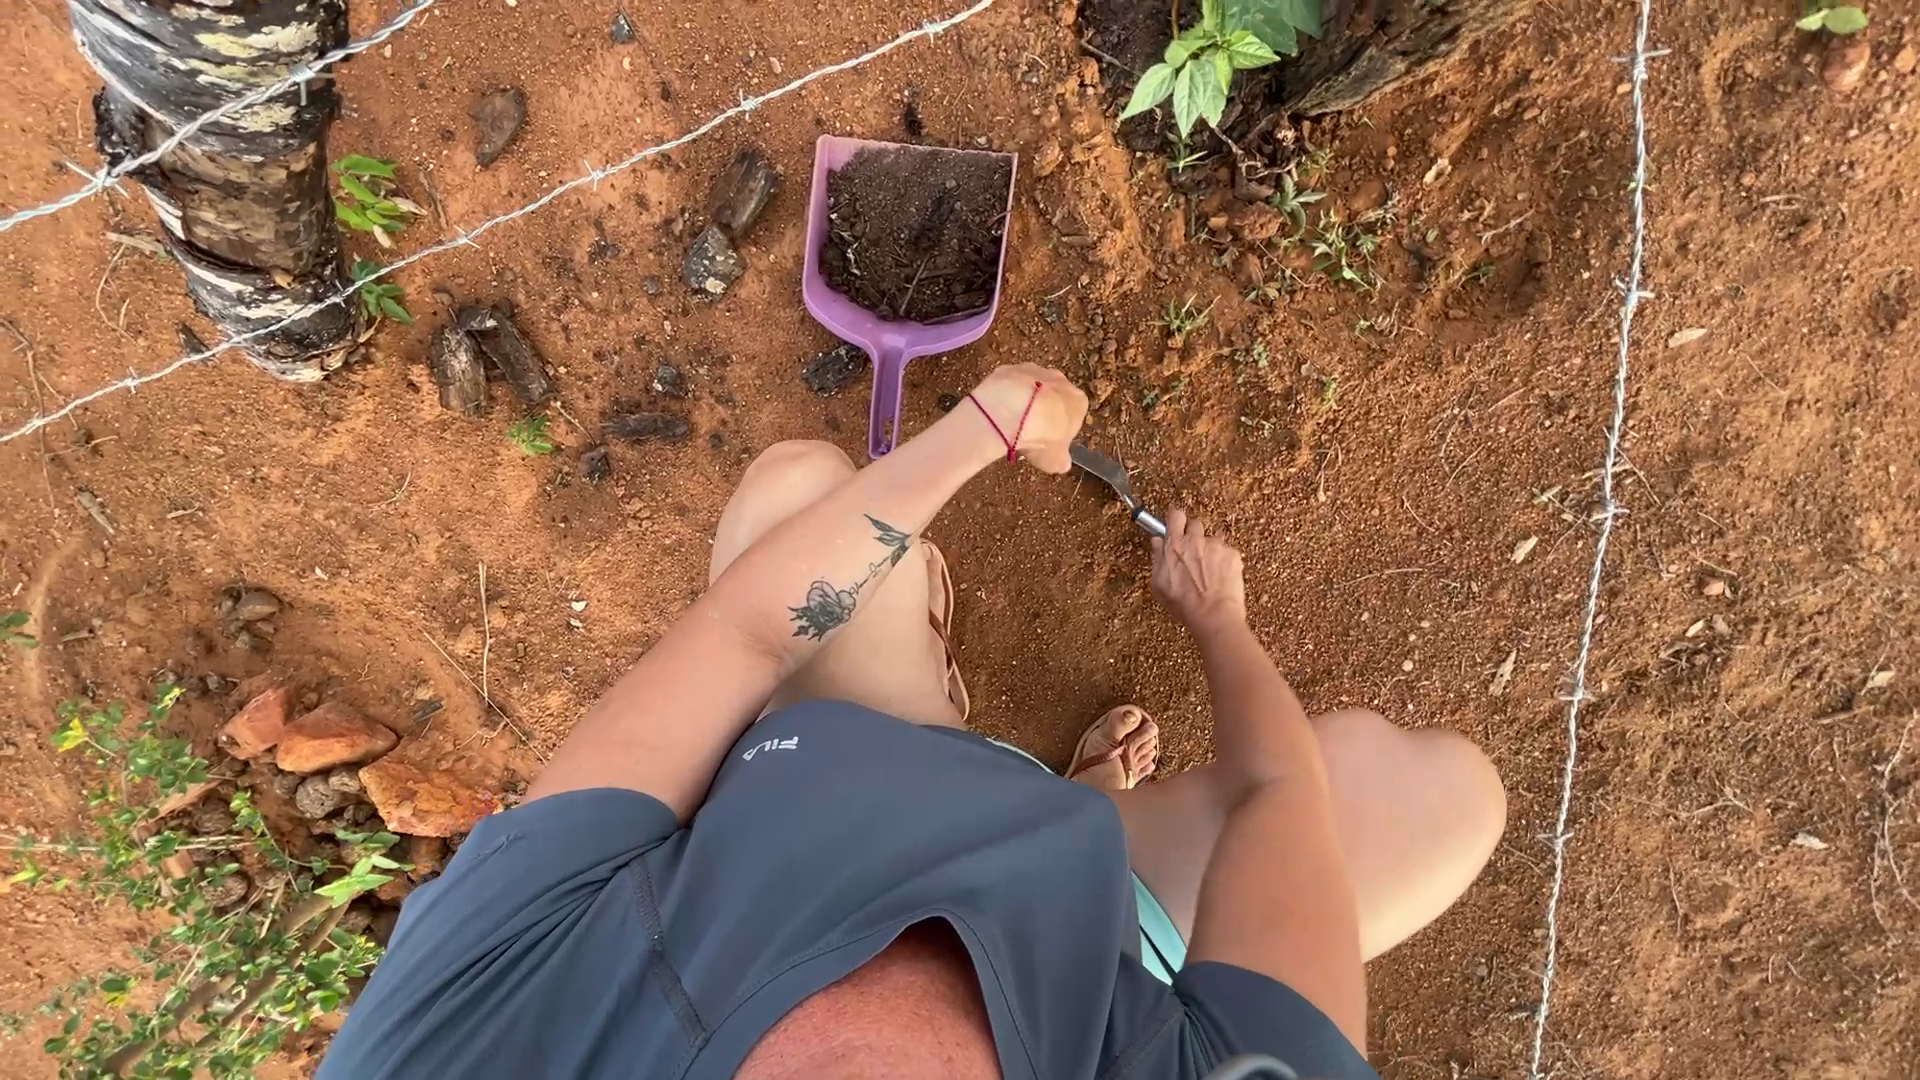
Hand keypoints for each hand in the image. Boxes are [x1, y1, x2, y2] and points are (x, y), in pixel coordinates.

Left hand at [965, 364, 1087, 473]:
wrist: (1012, 411)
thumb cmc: (1042, 437)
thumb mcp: (1055, 461)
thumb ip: (1060, 460)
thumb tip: (1062, 463)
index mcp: (1078, 402)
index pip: (1075, 415)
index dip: (1061, 429)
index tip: (1049, 441)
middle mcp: (1060, 381)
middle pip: (1053, 397)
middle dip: (1042, 411)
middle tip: (1028, 432)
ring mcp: (1034, 371)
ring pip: (1031, 387)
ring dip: (1023, 401)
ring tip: (1009, 423)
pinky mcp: (1010, 368)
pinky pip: (1009, 383)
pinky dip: (1005, 394)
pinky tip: (997, 410)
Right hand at [1151, 509, 1246, 635]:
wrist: (1212, 614)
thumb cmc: (1184, 604)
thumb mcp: (1159, 584)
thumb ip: (1157, 558)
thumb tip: (1157, 542)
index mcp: (1174, 545)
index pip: (1175, 516)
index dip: (1175, 517)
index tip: (1176, 520)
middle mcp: (1195, 540)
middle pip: (1195, 523)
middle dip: (1194, 533)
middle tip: (1192, 549)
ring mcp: (1215, 546)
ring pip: (1213, 539)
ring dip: (1210, 549)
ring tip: (1209, 570)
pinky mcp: (1232, 554)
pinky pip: (1227, 551)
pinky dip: (1224, 560)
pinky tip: (1221, 576)